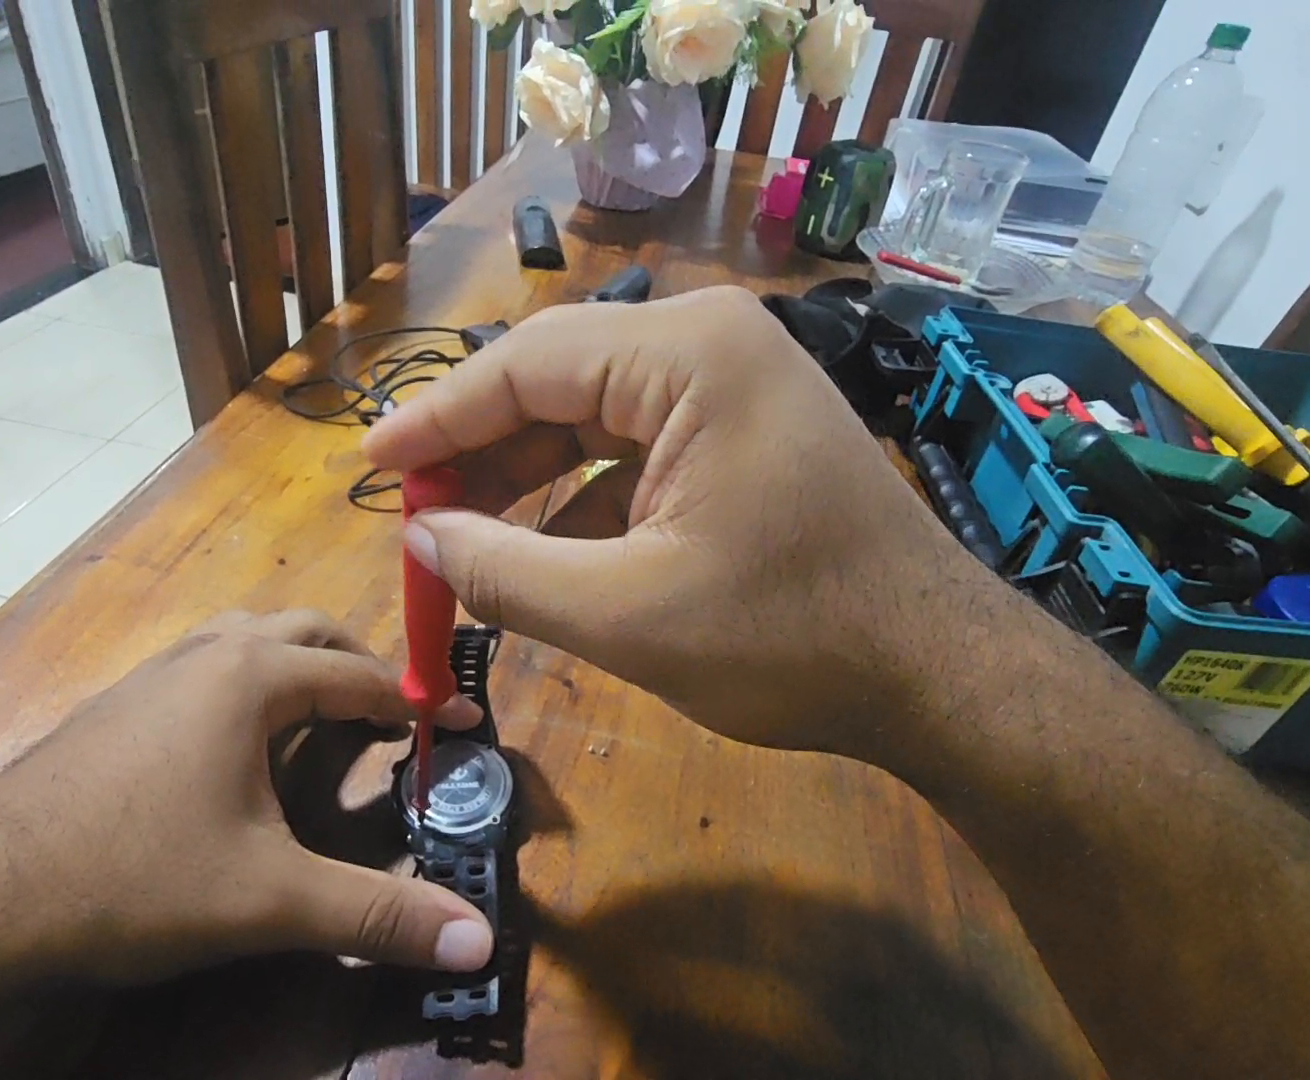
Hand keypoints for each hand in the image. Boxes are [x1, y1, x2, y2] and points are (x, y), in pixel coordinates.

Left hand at [0, 609, 492, 983]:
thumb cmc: (133, 880)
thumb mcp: (269, 900)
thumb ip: (378, 915)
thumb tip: (479, 944)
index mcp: (253, 677)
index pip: (364, 675)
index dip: (420, 703)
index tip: (463, 726)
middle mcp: (210, 654)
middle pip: (311, 631)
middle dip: (362, 668)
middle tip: (392, 722)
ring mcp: (159, 671)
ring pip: (254, 636)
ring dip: (305, 665)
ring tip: (327, 720)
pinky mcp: (124, 700)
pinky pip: (211, 661)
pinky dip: (254, 679)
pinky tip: (244, 740)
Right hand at [363, 286, 999, 760]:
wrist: (936, 672)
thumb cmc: (791, 640)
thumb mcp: (628, 615)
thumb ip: (504, 572)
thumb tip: (419, 536)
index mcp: (686, 354)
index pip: (525, 365)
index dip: (438, 419)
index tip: (372, 462)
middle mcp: (709, 344)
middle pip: (556, 384)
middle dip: (480, 453)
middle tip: (415, 513)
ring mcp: (730, 387)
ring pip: (591, 421)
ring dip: (525, 481)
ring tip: (460, 538)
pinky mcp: (739, 435)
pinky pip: (634, 454)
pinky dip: (581, 502)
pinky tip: (540, 554)